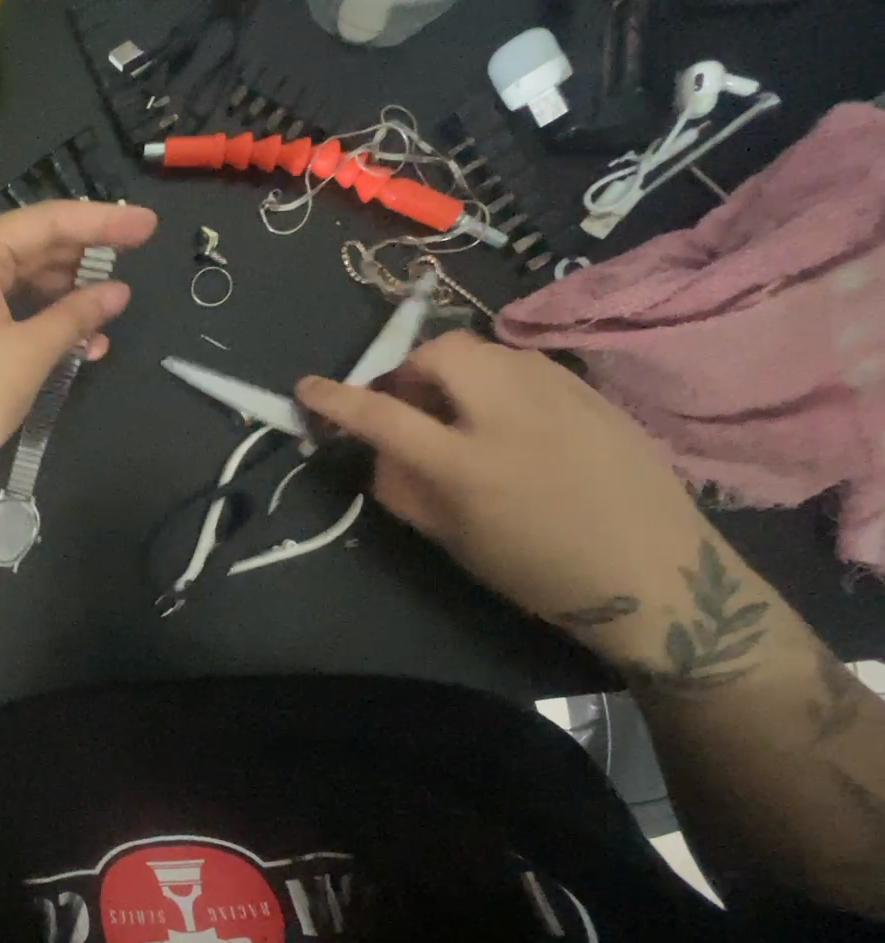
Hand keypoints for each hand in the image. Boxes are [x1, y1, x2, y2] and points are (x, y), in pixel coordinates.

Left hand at [0, 201, 157, 490]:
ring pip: (18, 285)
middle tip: (135, 264)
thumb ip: (76, 316)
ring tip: (107, 318)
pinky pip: (1, 312)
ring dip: (63, 300)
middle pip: (30, 249)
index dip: (102, 222)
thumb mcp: (29, 354)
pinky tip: (76, 345)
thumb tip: (117, 292)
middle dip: (83, 261)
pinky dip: (37, 323)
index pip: (44, 222)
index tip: (148, 227)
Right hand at [294, 332, 713, 644]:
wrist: (652, 573)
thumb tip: (376, 449)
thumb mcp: (449, 538)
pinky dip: (496, 379)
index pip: (381, 415)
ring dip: (454, 370)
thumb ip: (402, 487)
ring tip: (456, 408)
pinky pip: (526, 364)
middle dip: (409, 368)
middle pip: (442, 352)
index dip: (335, 398)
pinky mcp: (593, 392)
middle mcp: (511, 414)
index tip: (308, 389)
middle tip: (406, 402)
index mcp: (465, 464)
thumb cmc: (534, 570)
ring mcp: (560, 395)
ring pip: (487, 350)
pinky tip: (505, 416)